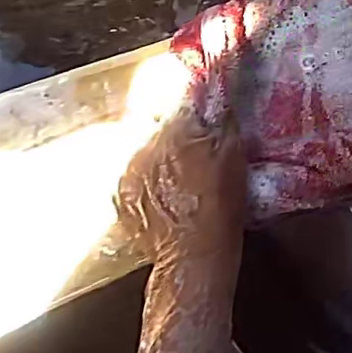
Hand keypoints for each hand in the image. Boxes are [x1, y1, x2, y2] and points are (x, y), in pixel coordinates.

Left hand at [115, 106, 245, 270]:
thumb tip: (220, 102)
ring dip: (158, 149)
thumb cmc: (221, 199)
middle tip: (192, 140)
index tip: (205, 114)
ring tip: (176, 165)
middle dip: (173, 127)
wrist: (192, 250)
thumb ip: (224, 122)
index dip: (196, 107)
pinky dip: (146, 172)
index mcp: (174, 132)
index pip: (182, 103)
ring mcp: (126, 172)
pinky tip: (163, 184)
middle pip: (156, 123)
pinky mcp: (117, 194)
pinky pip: (132, 171)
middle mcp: (143, 147)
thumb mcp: (234, 154)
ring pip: (142, 146)